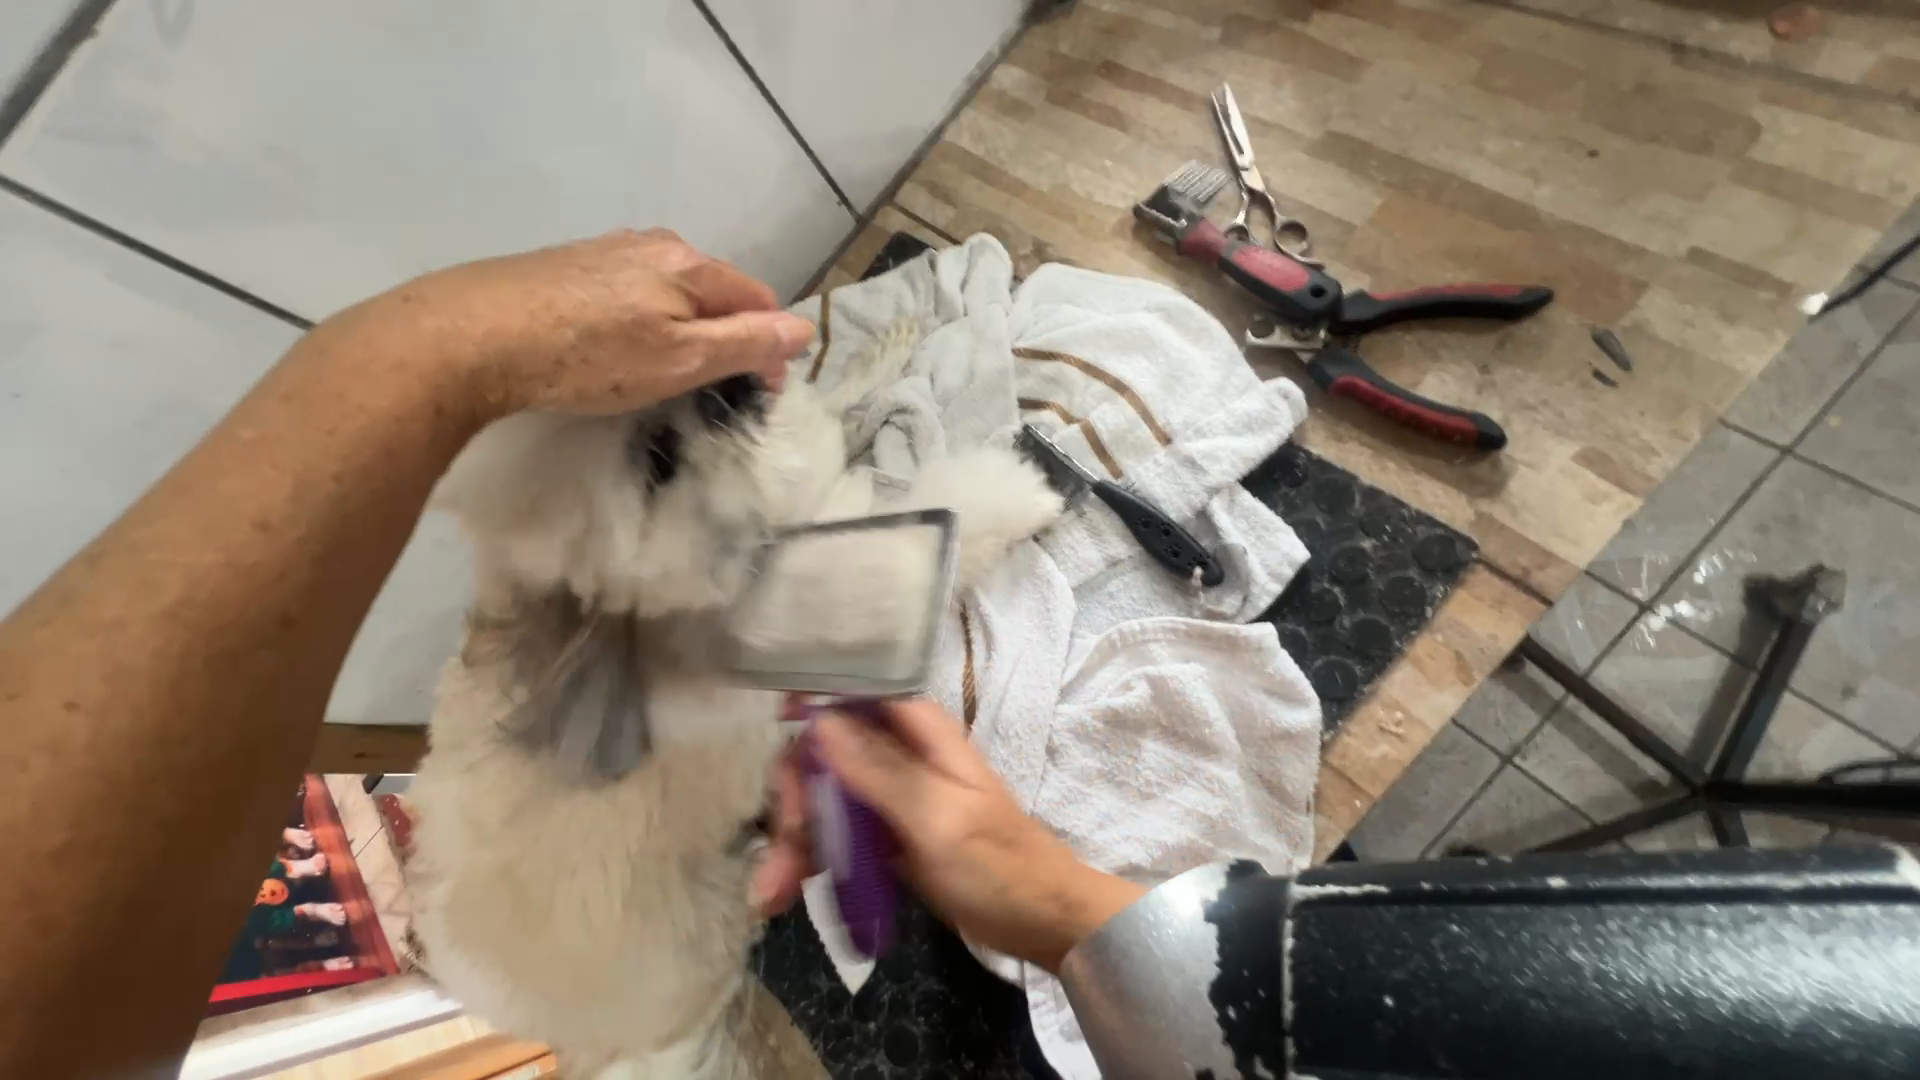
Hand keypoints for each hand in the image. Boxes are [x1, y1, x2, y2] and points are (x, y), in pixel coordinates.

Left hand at [342, 228, 814, 420]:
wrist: (468, 338)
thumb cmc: (589, 356)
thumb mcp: (682, 359)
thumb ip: (747, 343)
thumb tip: (804, 330)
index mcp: (690, 264)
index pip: (758, 300)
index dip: (769, 348)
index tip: (757, 396)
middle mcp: (654, 245)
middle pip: (717, 294)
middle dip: (729, 338)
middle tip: (712, 390)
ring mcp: (608, 252)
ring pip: (674, 294)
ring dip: (688, 332)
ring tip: (667, 375)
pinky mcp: (570, 267)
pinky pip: (634, 295)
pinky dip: (647, 324)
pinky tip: (619, 352)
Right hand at [753, 699, 1146, 973]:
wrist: (1039, 920)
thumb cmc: (998, 864)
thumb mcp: (939, 818)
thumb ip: (881, 771)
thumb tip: (822, 720)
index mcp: (920, 731)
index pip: (857, 692)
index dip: (813, 699)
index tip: (777, 726)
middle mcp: (901, 752)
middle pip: (826, 749)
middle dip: (798, 793)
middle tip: (788, 841)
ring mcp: (891, 794)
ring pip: (824, 794)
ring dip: (794, 838)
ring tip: (770, 893)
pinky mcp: (884, 832)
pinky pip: (834, 832)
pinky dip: (808, 858)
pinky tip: (783, 893)